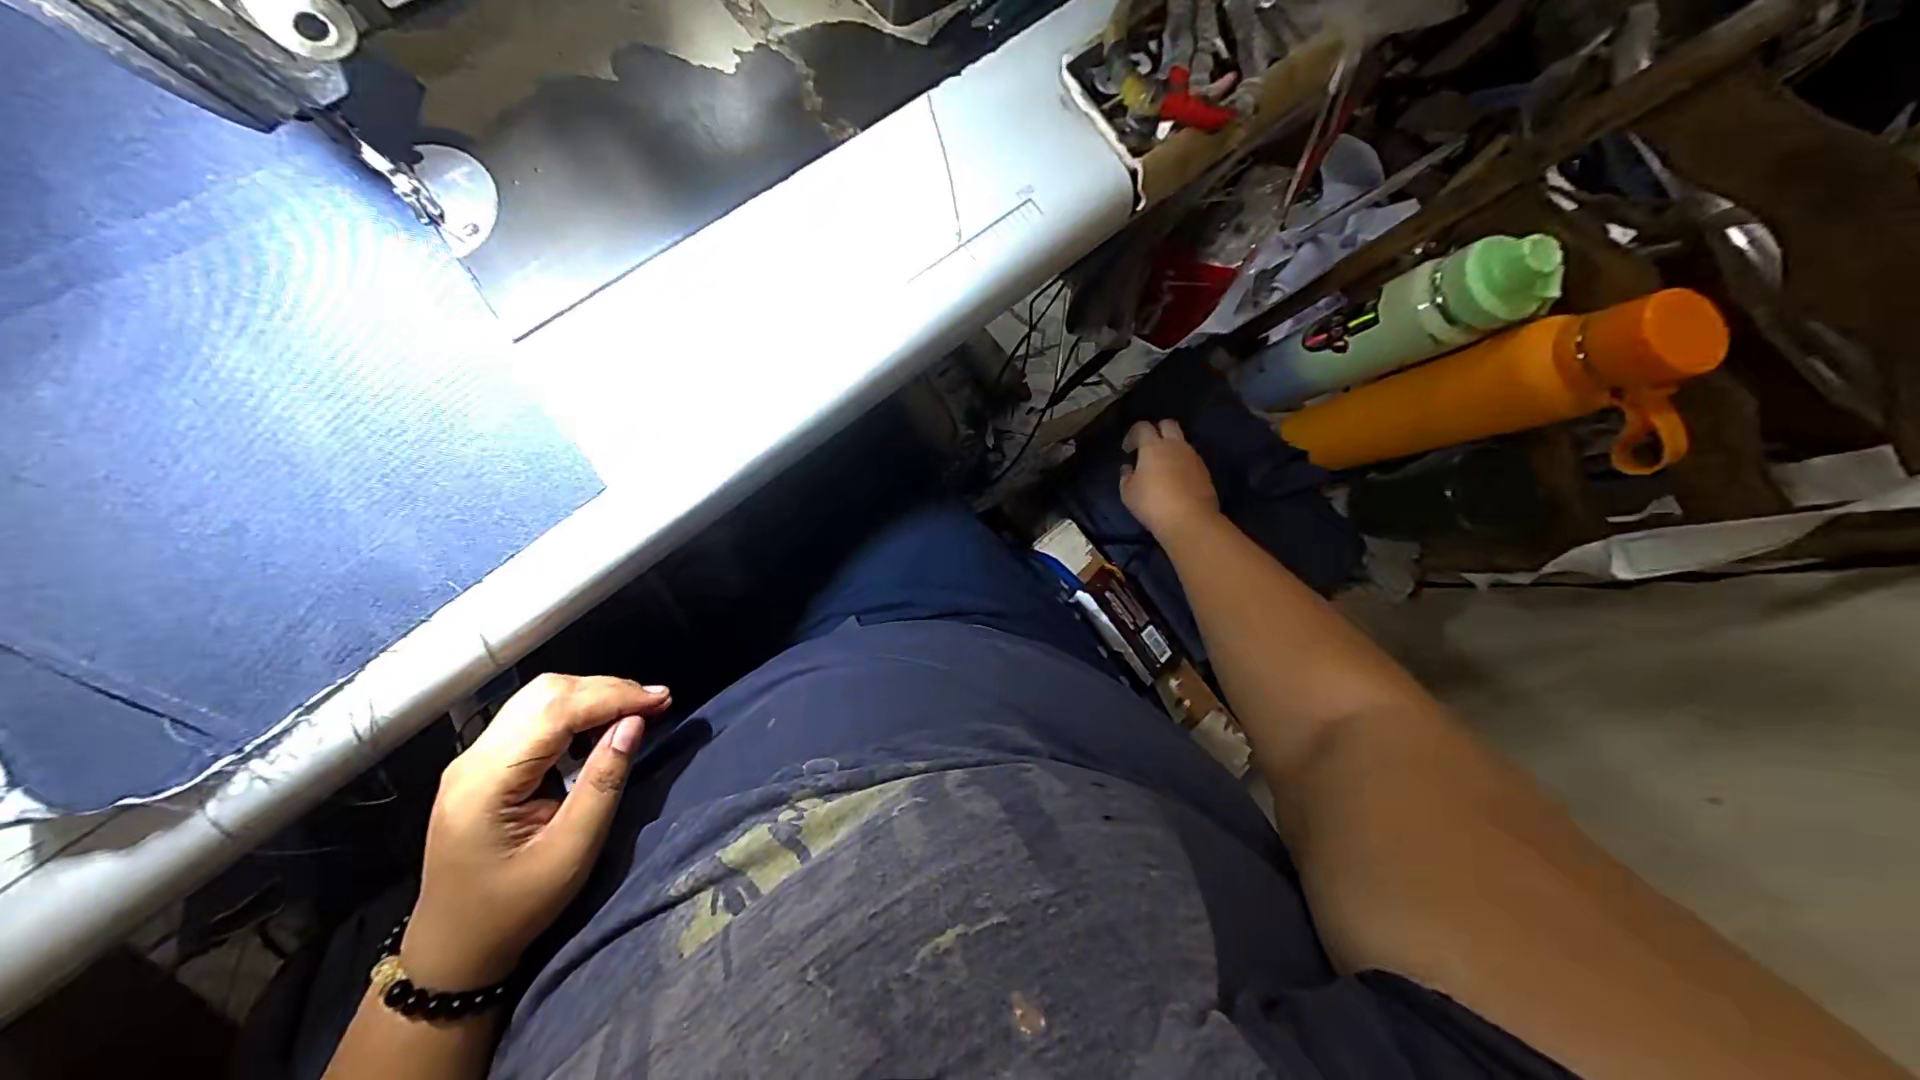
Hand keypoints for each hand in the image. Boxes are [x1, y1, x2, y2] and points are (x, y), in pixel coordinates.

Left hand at [402, 674, 670, 989]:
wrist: (455, 946)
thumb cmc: (515, 908)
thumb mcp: (572, 852)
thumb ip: (603, 783)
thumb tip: (633, 724)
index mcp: (486, 782)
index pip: (556, 711)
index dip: (614, 696)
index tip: (663, 700)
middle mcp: (473, 759)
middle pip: (546, 694)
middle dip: (607, 689)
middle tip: (656, 704)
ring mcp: (474, 759)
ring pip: (540, 698)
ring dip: (594, 695)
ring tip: (637, 710)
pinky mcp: (484, 764)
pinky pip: (534, 716)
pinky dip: (576, 710)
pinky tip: (603, 726)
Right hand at [1120, 419, 1220, 540]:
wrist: (1189, 519)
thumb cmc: (1152, 503)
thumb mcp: (1128, 492)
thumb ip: (1126, 476)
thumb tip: (1129, 468)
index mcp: (1153, 446)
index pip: (1142, 426)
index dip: (1133, 434)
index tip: (1128, 450)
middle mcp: (1175, 445)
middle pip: (1168, 424)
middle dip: (1157, 430)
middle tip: (1149, 448)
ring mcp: (1193, 457)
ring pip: (1182, 441)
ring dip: (1172, 447)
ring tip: (1163, 466)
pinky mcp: (1205, 471)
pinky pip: (1191, 458)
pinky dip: (1182, 463)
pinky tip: (1177, 480)